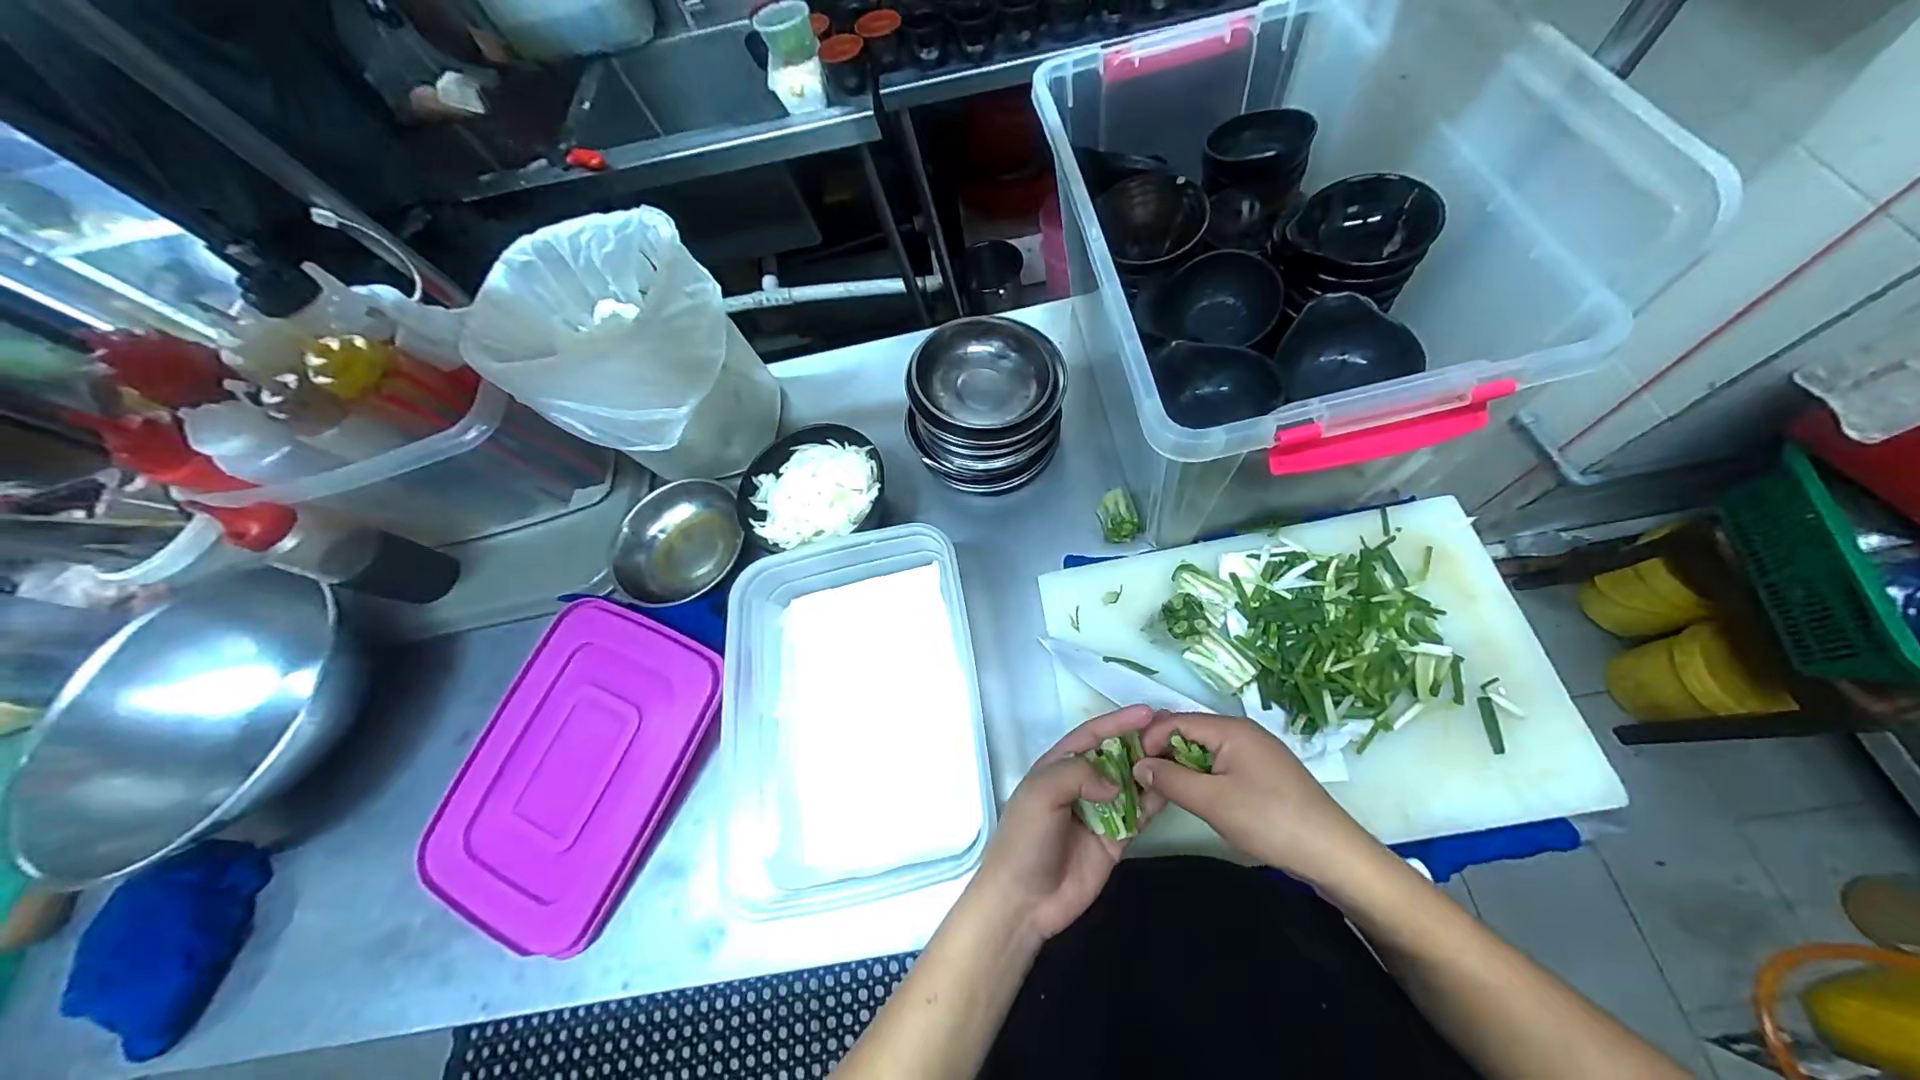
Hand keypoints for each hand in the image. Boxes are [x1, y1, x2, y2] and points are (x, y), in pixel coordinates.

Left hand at [962, 705, 1163, 944]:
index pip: (1092, 736)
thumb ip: (1078, 775)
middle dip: (1141, 742)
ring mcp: (1100, 811)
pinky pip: (1140, 814)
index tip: (1148, 711)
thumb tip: (1116, 783)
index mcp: (1058, 766)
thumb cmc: (1025, 839)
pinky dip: (1156, 800)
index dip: (1118, 722)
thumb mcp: (1042, 793)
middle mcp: (1081, 783)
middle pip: (1116, 755)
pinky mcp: (1116, 838)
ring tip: (1183, 755)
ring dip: (1153, 769)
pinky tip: (1177, 788)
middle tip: (1173, 731)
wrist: (1024, 900)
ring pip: (1132, 782)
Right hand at [1134, 711, 1391, 890]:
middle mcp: (1242, 732)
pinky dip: (1201, 779)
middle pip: (1188, 734)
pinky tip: (1194, 800)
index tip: (1133, 771)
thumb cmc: (1270, 820)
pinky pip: (1220, 766)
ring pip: (1203, 752)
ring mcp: (1255, 753)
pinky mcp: (1262, 774)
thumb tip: (1138, 765)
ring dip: (1180, 770)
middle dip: (1162, 756)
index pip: (1174, 721)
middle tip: (1143, 786)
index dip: (1149, 742)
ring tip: (1163, 796)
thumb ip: (1170, 779)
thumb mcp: (1212, 801)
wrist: (1334, 854)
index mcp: (1230, 729)